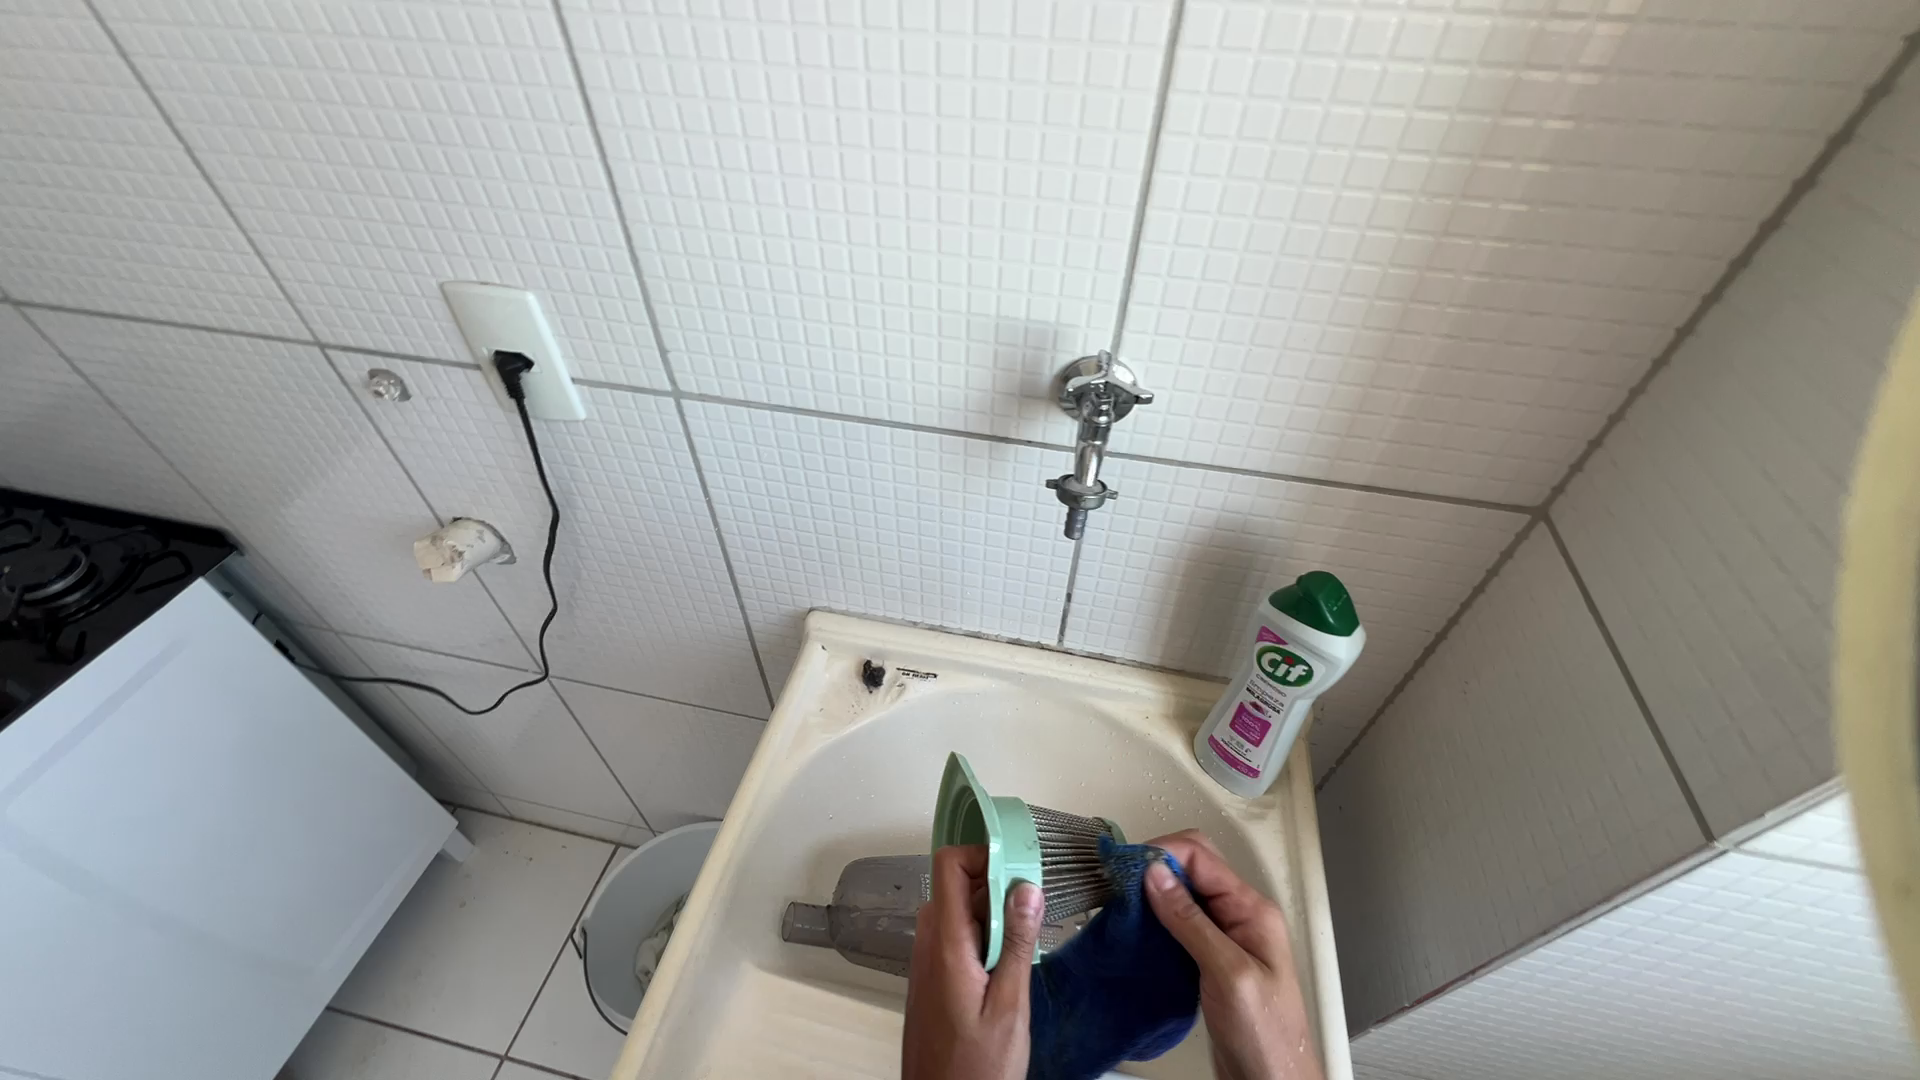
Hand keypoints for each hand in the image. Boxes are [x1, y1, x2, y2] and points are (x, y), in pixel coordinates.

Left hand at [902, 845, 1043, 1079]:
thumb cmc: (978, 1068)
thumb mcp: (1009, 1006)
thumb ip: (1016, 943)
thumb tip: (1027, 887)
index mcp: (945, 943)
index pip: (948, 865)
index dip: (981, 855)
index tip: (1017, 868)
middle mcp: (929, 943)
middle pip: (956, 885)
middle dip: (994, 885)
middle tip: (1031, 907)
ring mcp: (927, 960)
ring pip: (957, 910)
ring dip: (990, 912)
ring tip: (1023, 938)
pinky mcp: (932, 977)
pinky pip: (954, 935)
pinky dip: (980, 934)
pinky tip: (1005, 961)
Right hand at [1144, 831, 1321, 1079]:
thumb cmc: (1264, 1037)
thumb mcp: (1227, 974)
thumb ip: (1190, 920)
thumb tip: (1155, 871)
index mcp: (1251, 909)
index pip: (1200, 855)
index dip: (1162, 852)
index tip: (1128, 866)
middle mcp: (1238, 913)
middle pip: (1191, 866)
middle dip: (1156, 866)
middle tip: (1121, 881)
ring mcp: (1223, 934)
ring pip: (1181, 891)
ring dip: (1152, 891)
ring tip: (1124, 902)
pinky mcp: (1207, 955)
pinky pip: (1178, 919)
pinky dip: (1155, 915)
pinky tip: (1138, 927)